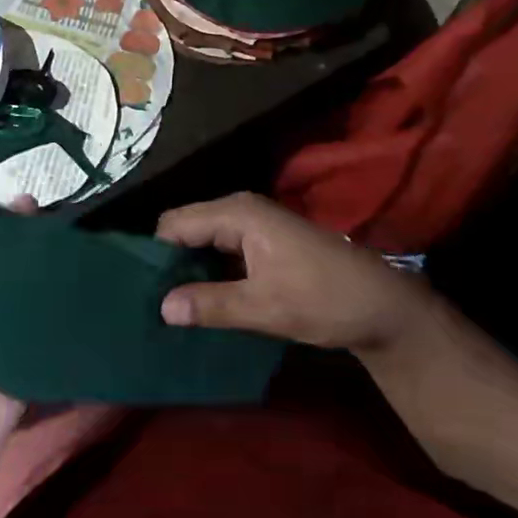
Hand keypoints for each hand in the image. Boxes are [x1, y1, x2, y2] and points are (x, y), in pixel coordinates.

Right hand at [156, 192, 431, 351]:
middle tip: (148, 302)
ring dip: (188, 270)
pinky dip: (208, 273)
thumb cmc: (321, 298)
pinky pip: (221, 251)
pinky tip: (199, 302)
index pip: (175, 224)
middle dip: (168, 263)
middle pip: (187, 229)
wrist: (380, 305)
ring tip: (166, 307)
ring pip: (204, 242)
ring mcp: (253, 225)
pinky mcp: (263, 243)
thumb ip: (210, 304)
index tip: (137, 290)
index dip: (155, 254)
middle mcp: (240, 210)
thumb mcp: (263, 307)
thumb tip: (161, 307)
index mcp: (236, 214)